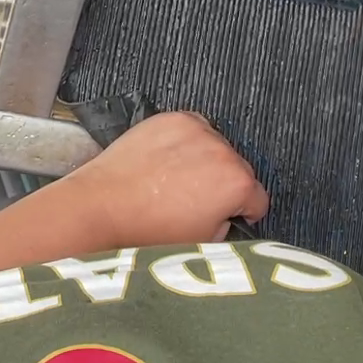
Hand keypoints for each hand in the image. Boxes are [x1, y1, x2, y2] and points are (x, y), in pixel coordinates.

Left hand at [56, 112, 267, 246]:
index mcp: (236, 183)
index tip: (230, 215)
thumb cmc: (148, 230)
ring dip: (206, 160)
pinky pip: (193, 128)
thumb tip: (223, 214)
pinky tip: (169, 162)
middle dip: (225, 184)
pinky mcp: (170, 118)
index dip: (244, 212)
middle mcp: (221, 150)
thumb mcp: (204, 244)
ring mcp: (195, 129)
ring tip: (178, 181)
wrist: (103, 206)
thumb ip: (227, 226)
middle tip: (198, 201)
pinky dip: (187, 141)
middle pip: (239, 169)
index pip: (258, 198)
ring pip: (216, 146)